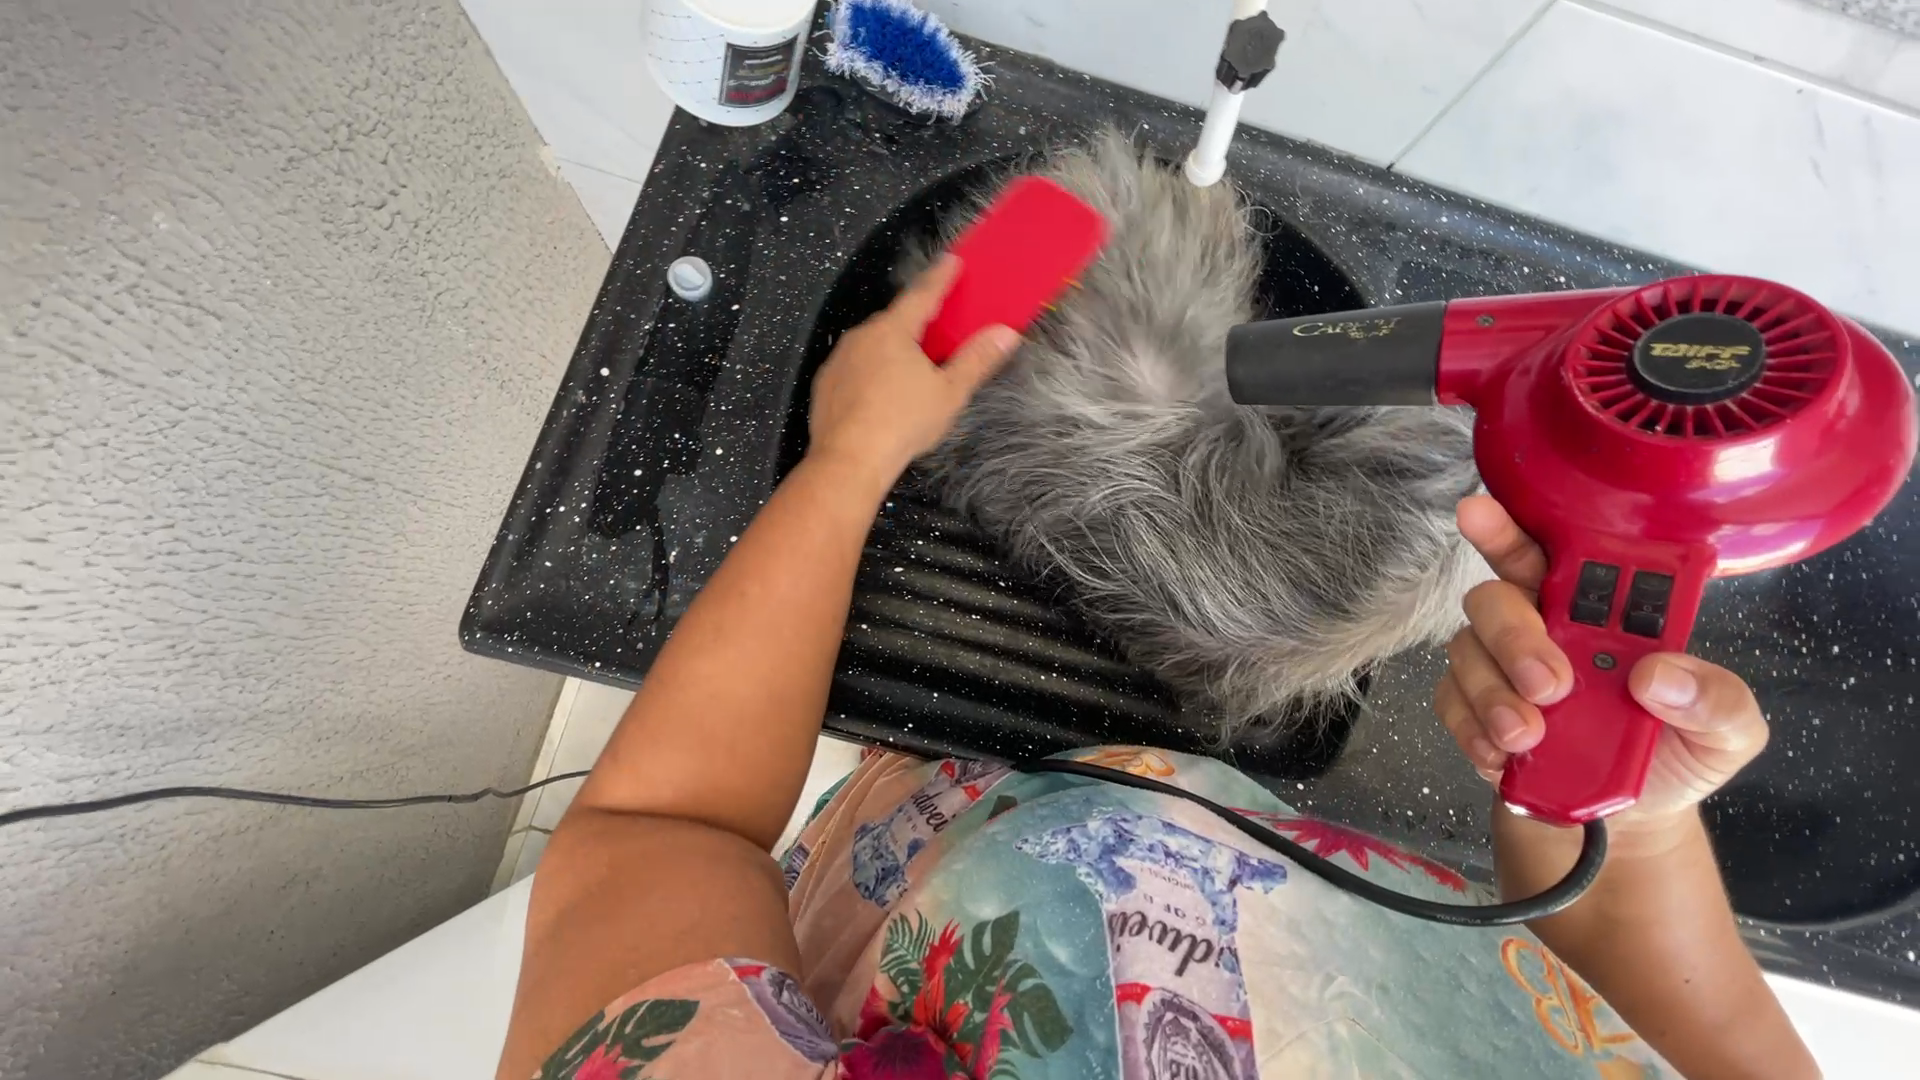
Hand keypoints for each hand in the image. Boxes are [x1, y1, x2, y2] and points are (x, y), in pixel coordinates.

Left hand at [806, 254, 1020, 484]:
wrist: (849, 460)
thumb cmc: (903, 424)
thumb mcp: (949, 393)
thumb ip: (977, 360)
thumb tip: (1006, 333)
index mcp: (893, 330)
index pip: (923, 294)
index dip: (941, 277)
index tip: (951, 260)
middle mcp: (862, 336)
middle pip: (895, 322)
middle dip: (916, 325)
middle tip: (936, 336)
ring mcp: (839, 360)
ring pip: (872, 346)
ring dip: (891, 353)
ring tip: (909, 377)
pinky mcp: (825, 384)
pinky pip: (854, 369)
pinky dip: (870, 375)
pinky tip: (881, 398)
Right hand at [1433, 495, 1768, 838]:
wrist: (1623, 817)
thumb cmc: (1671, 752)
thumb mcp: (1727, 731)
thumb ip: (1716, 700)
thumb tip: (1659, 675)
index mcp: (1593, 612)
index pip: (1544, 553)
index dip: (1506, 528)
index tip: (1477, 511)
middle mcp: (1534, 626)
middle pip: (1493, 599)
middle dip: (1512, 635)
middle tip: (1550, 685)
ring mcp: (1492, 666)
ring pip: (1465, 651)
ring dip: (1493, 693)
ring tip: (1528, 737)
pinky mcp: (1464, 707)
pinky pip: (1448, 702)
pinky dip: (1472, 728)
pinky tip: (1502, 753)